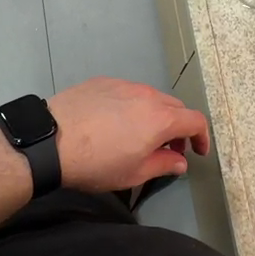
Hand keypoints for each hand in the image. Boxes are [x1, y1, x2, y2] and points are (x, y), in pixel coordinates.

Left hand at [46, 78, 211, 192]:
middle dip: (179, 128)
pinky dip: (133, 106)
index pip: (195, 120)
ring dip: (155, 116)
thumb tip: (180, 161)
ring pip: (150, 97)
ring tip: (142, 136)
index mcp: (160, 118)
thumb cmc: (97, 163)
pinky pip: (127, 91)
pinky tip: (115, 123)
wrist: (52, 140)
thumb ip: (163, 165)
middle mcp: (146, 95)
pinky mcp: (103, 81)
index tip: (198, 153)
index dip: (202, 137)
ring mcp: (124, 84)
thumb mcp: (134, 174)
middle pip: (174, 107)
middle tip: (170, 149)